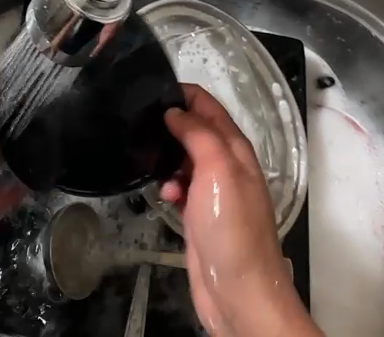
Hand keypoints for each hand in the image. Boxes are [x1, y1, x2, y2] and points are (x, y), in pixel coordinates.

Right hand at [159, 85, 320, 336]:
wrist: (238, 293)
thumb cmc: (232, 228)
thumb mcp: (218, 169)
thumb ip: (199, 134)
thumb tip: (175, 111)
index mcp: (236, 149)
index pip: (210, 107)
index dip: (184, 95)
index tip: (155, 91)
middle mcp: (227, 166)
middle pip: (196, 130)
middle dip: (171, 125)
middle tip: (145, 127)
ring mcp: (214, 192)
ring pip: (185, 159)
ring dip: (167, 159)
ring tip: (156, 167)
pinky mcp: (201, 215)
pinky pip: (181, 187)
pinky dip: (169, 185)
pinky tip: (164, 195)